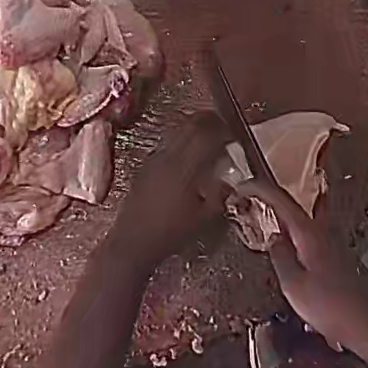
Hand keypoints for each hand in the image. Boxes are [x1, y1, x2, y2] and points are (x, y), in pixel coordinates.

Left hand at [104, 113, 231, 273]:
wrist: (133, 244)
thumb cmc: (171, 234)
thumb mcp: (205, 217)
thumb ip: (221, 193)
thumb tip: (231, 180)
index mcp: (185, 167)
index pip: (207, 134)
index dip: (223, 130)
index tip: (234, 134)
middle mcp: (168, 157)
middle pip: (190, 126)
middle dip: (209, 123)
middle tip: (223, 129)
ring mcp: (154, 160)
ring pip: (177, 132)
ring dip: (194, 131)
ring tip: (206, 141)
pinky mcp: (144, 167)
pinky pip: (167, 144)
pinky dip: (180, 143)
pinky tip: (186, 158)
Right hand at [239, 177, 367, 358]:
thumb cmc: (334, 308)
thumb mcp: (294, 286)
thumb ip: (280, 257)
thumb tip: (273, 238)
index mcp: (309, 233)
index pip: (281, 200)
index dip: (260, 188)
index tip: (242, 186)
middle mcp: (323, 233)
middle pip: (292, 208)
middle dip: (269, 202)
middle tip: (248, 203)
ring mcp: (332, 245)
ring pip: (301, 224)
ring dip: (280, 221)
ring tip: (262, 227)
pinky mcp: (337, 259)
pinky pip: (308, 239)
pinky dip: (292, 237)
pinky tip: (286, 252)